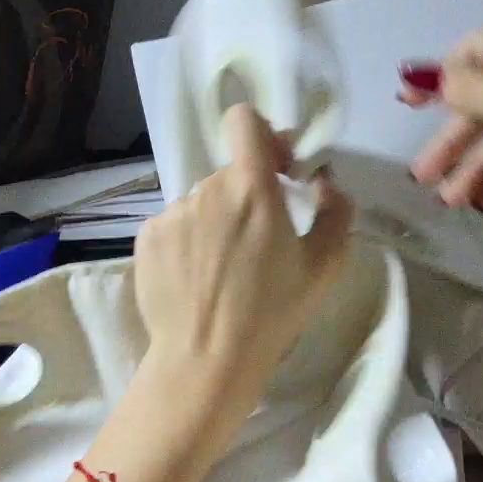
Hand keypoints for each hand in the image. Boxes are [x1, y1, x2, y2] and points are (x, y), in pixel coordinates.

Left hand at [125, 103, 353, 461]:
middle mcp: (205, 189)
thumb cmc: (273, 313)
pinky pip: (174, 225)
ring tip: (224, 271)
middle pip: (229, 174)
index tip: (277, 171)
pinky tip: (196, 279)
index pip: (244, 121)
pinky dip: (188, 242)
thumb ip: (336, 210)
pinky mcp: (146, 237)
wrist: (207, 360)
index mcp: (251, 187)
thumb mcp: (325, 266)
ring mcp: (171, 212)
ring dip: (216, 222)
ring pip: (201, 202)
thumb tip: (323, 182)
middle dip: (246, 195)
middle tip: (258, 245)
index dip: (263, 136)